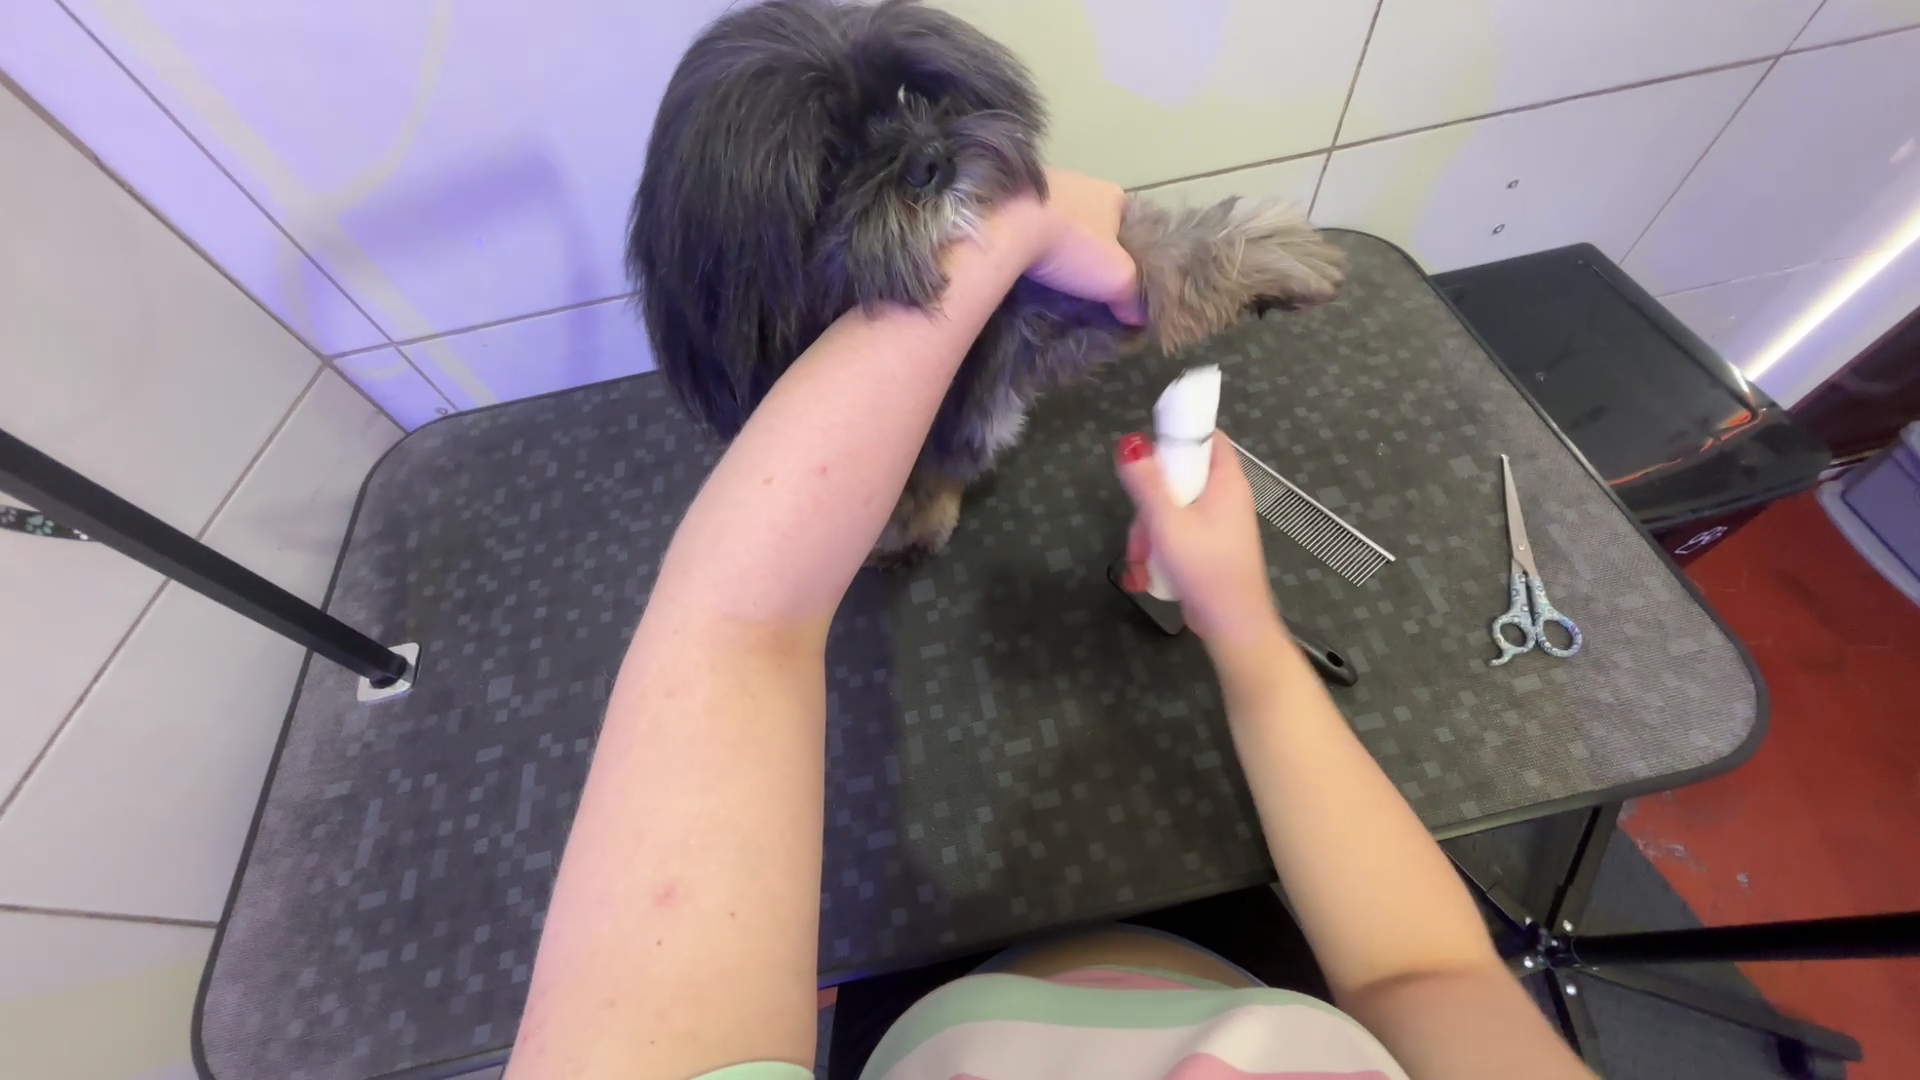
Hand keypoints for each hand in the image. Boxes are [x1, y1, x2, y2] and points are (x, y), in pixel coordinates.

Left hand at [989, 167, 1143, 324]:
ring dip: (1054, 241)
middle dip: (1086, 246)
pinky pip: (1025, 220)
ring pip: (1056, 218)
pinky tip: (1022, 258)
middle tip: (1079, 279)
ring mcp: (1042, 184)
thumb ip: (1132, 297)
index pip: (1127, 224)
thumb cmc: (1073, 246)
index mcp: (1113, 195)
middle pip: (1091, 220)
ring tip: (1049, 272)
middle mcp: (1081, 181)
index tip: (1112, 276)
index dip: (1123, 251)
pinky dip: (1026, 237)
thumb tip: (1140, 317)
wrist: (1008, 224)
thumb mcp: (1116, 279)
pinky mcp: (1008, 194)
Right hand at [1115, 432, 1281, 644]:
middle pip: (1177, 477)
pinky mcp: (1207, 546)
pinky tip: (1146, 572)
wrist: (1232, 624)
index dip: (1176, 437)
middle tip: (1142, 527)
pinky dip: (1158, 549)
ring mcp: (1216, 523)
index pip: (1205, 437)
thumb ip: (1146, 483)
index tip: (1147, 454)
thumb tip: (1130, 443)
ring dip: (1147, 534)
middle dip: (1148, 504)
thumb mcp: (1167, 522)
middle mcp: (1224, 496)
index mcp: (1225, 481)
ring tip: (1142, 561)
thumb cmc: (1204, 568)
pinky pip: (1175, 532)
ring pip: (1169, 509)